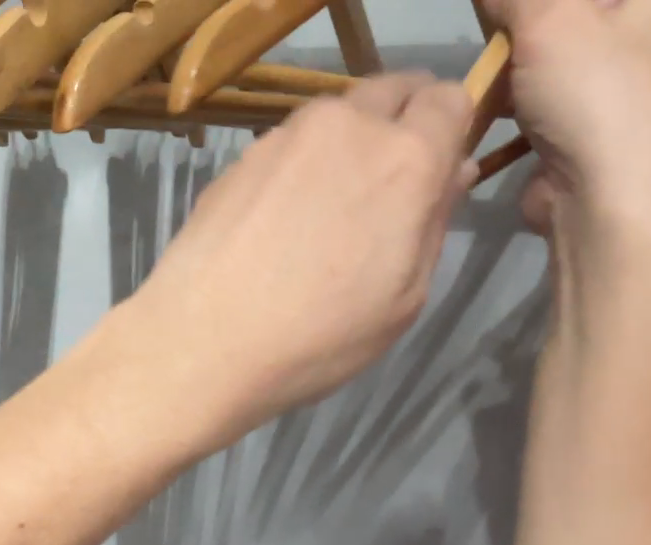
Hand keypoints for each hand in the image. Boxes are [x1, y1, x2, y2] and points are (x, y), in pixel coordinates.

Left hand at [123, 74, 474, 440]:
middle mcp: (346, 128)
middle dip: (398, 127)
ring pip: (332, 119)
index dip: (447, 135)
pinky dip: (293, 172)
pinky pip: (283, 150)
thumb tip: (450, 174)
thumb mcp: (402, 300)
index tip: (431, 177)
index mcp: (406, 159)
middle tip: (380, 194)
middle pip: (391, 93)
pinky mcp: (236, 162)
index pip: (449, 102)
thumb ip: (433, 224)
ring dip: (342, 148)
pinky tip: (272, 230)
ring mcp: (282, 140)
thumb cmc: (315, 338)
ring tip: (319, 217)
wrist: (200, 346)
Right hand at [486, 0, 650, 227]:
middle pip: (574, 8)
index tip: (509, 8)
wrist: (604, 199)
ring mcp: (617, 78)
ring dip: (511, 54)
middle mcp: (648, 25)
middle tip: (492, 20)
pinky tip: (486, 101)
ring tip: (485, 63)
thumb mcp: (549, 20)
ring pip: (553, 45)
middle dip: (524, 15)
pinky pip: (541, 90)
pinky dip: (511, 93)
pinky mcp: (584, 120)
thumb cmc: (593, 94)